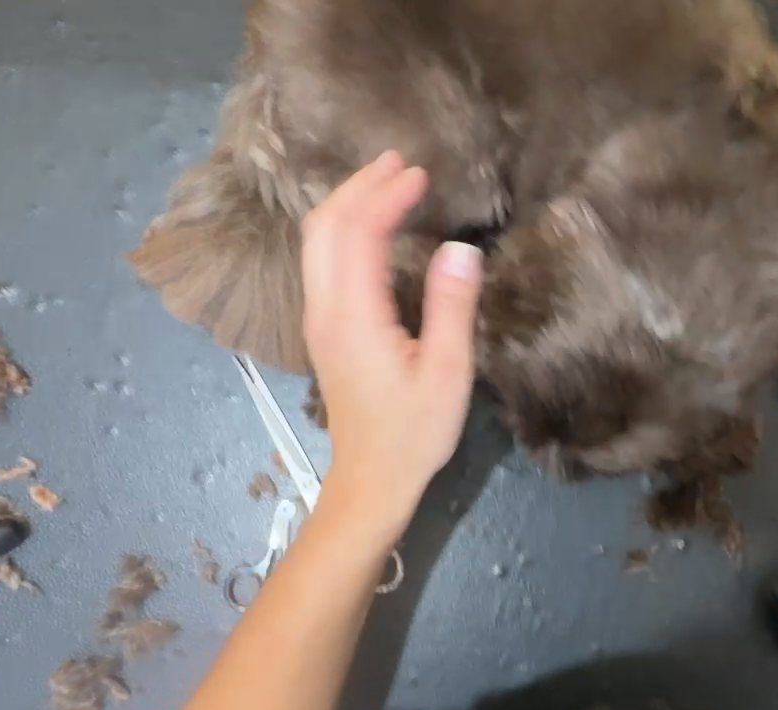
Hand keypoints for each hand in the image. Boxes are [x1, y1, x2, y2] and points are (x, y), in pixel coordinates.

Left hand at [300, 151, 482, 535]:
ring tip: (384, 185)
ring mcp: (318, 321)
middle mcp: (325, 310)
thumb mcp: (447, 373)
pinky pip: (321, 264)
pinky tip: (368, 232)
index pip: (360, 233)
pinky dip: (342, 232)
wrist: (372, 478)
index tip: (420, 174)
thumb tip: (461, 250)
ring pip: (316, 244)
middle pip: (325, 227)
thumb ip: (451, 308)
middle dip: (358, 186)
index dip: (388, 196)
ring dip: (346, 206)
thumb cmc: (414, 433)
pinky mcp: (324, 333)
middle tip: (399, 164)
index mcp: (355, 316)